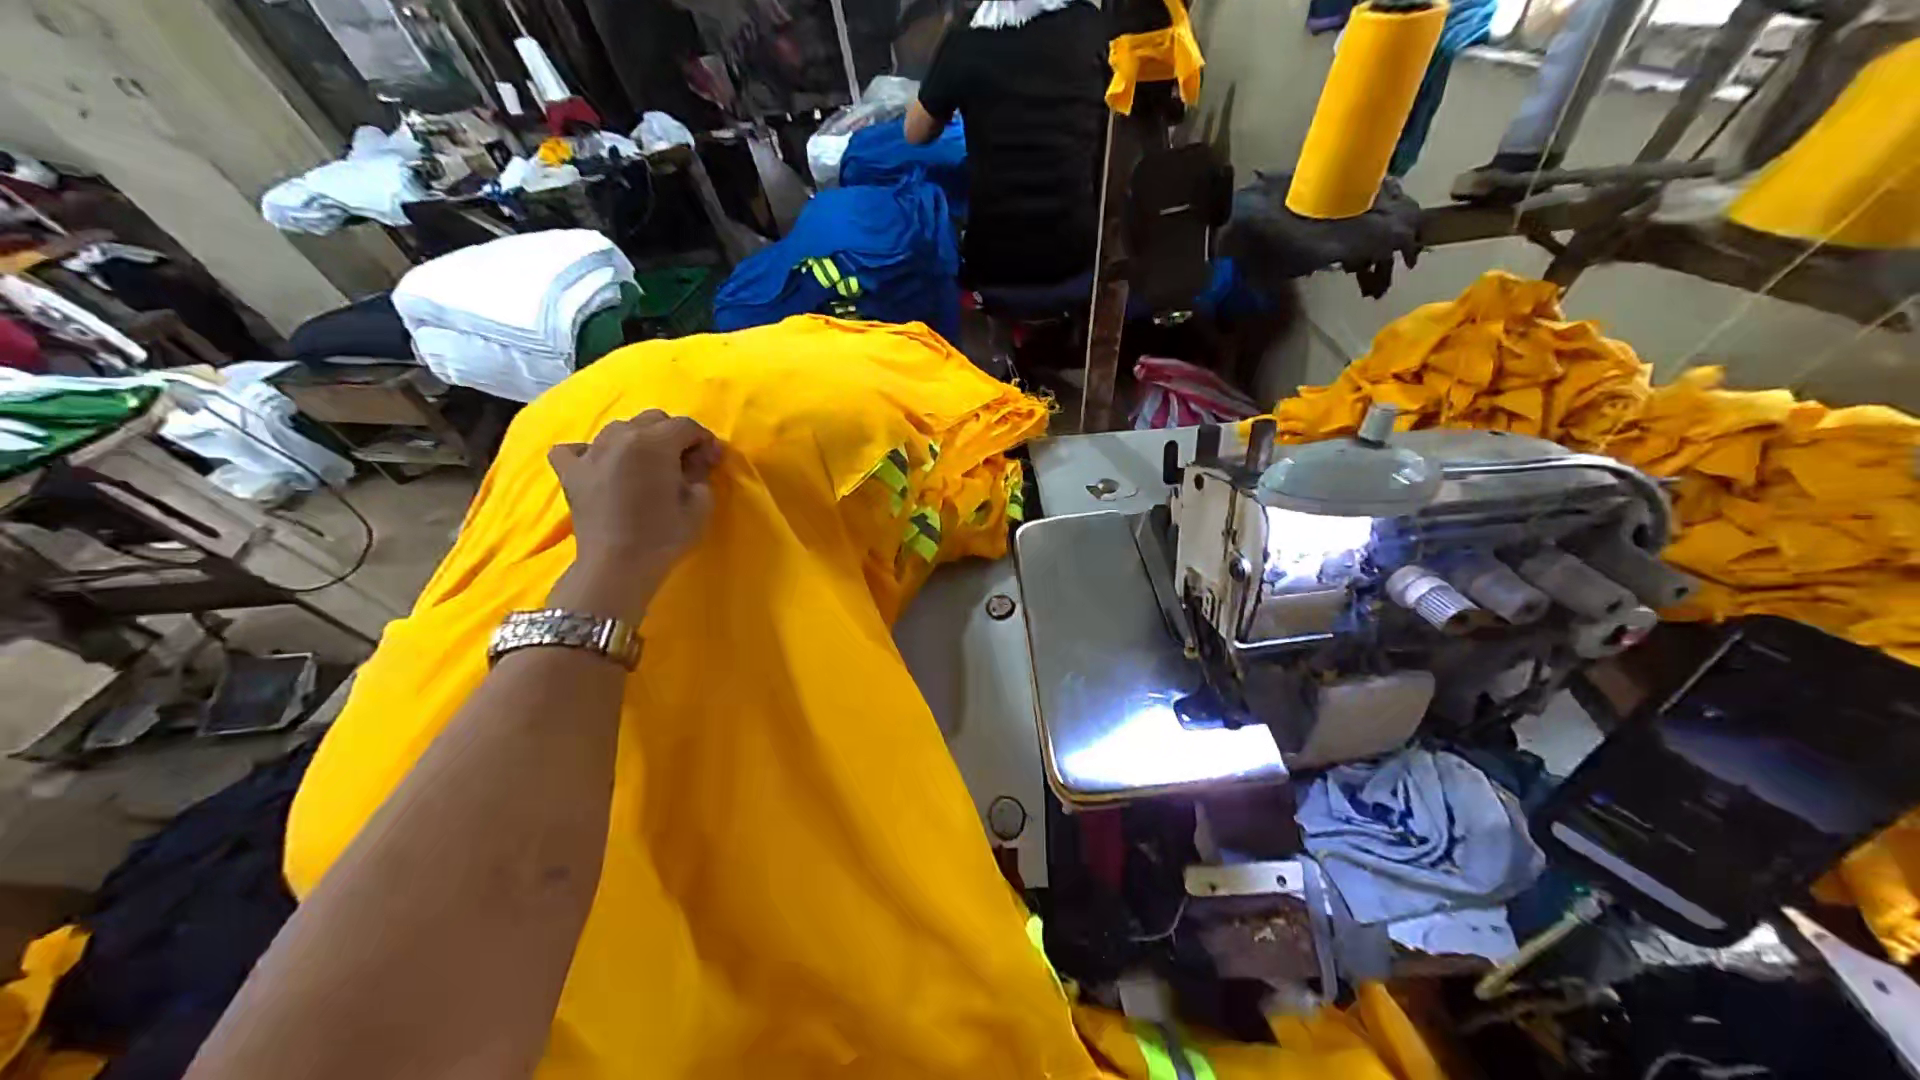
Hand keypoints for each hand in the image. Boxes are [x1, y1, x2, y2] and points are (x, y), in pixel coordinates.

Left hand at [545, 410, 722, 620]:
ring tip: (647, 467)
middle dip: (673, 436)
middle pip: (653, 419)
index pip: (687, 426)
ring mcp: (590, 452)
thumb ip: (701, 473)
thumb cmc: (664, 536)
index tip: (712, 462)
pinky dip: (591, 452)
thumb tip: (698, 460)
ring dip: (638, 441)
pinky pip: (576, 448)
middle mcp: (620, 437)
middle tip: (683, 464)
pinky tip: (602, 466)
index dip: (704, 441)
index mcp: (654, 442)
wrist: (617, 567)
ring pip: (619, 429)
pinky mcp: (570, 472)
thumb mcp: (700, 504)